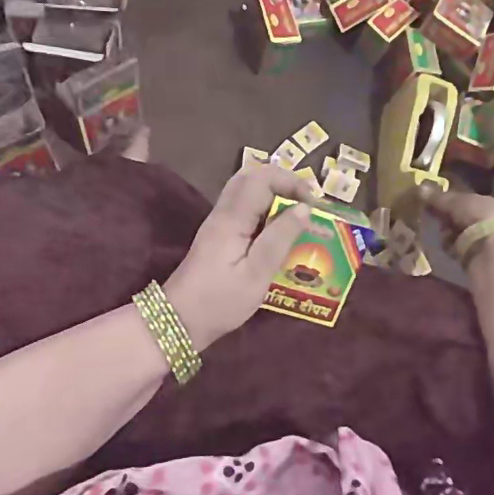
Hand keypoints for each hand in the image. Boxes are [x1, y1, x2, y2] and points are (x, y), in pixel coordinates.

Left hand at [163, 166, 317, 347]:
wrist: (180, 320)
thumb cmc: (220, 301)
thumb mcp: (257, 274)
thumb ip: (280, 238)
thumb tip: (304, 209)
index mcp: (232, 218)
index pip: (262, 178)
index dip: (291, 182)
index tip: (313, 204)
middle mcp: (222, 212)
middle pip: (251, 175)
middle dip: (282, 181)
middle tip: (305, 202)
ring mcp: (217, 222)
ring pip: (245, 188)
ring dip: (273, 192)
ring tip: (296, 213)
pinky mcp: (217, 235)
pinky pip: (242, 206)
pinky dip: (263, 207)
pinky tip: (277, 228)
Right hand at [410, 185, 493, 264]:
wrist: (491, 246)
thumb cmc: (474, 215)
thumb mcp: (453, 202)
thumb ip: (437, 197)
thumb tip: (420, 188)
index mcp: (484, 200)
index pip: (462, 198)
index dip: (446, 200)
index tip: (430, 204)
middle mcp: (487, 216)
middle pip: (460, 216)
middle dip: (446, 219)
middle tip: (433, 220)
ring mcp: (485, 235)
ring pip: (458, 233)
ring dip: (448, 235)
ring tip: (441, 236)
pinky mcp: (480, 253)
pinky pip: (460, 247)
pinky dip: (452, 247)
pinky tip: (448, 248)